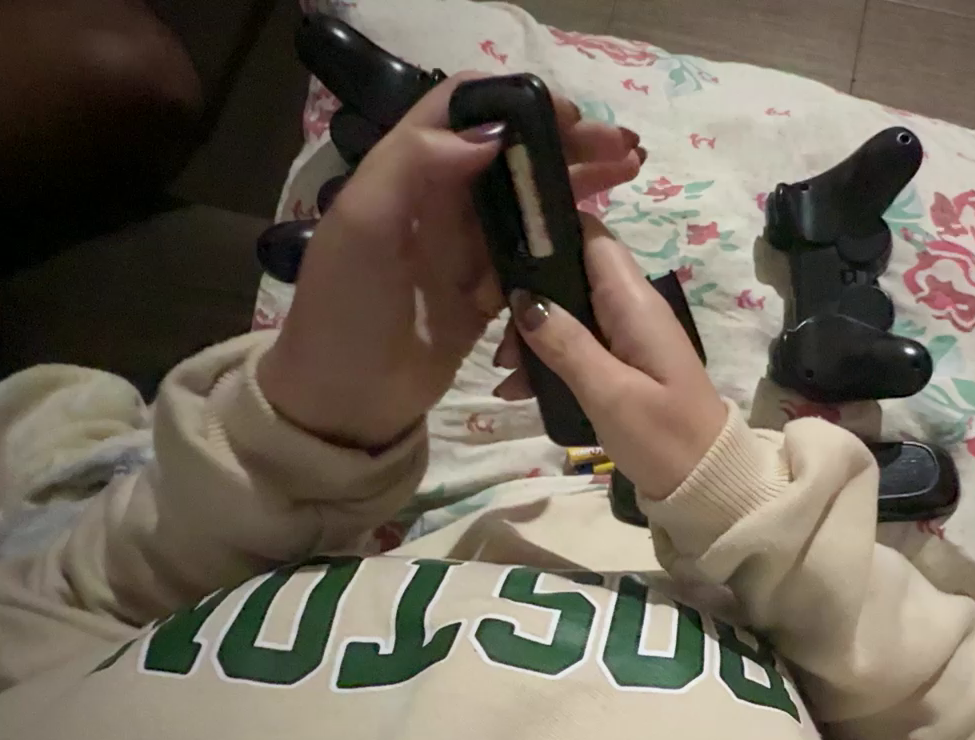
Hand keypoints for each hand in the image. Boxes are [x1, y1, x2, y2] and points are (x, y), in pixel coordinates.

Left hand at [259, 71, 644, 449]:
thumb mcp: (363, 227)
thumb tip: (492, 132)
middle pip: (512, 158)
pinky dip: (563, 248)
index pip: (465, 112)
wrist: (349, 398)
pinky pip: (533, 261)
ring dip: (576, 188)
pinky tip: (597, 242)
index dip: (519, 106)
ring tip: (627, 175)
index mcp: (409, 173)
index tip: (574, 118)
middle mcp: (443, 202)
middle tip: (624, 148)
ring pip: (530, 206)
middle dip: (568, 146)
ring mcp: (469, 250)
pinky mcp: (489, 294)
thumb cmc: (347, 311)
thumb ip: (415, 165)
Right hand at [495, 215, 727, 499]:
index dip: (545, 235)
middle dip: (527, 295)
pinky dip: (549, 361)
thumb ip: (567, 344)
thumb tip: (523, 300)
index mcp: (635, 304)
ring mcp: (629, 340)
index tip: (500, 258)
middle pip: (571, 275)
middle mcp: (633, 311)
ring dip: (533, 334)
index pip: (590, 238)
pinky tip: (519, 389)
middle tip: (494, 331)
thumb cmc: (664, 438)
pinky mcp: (624, 368)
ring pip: (570, 314)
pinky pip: (580, 348)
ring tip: (504, 372)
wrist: (706, 484)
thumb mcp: (610, 394)